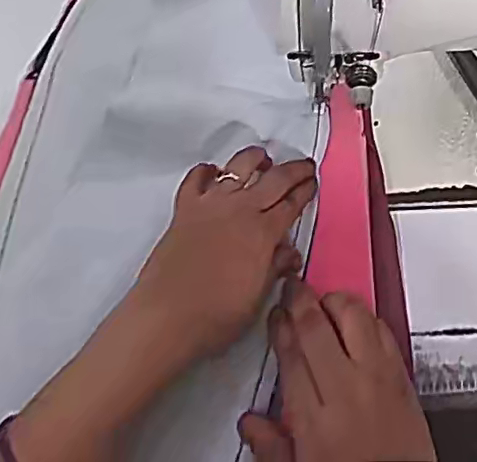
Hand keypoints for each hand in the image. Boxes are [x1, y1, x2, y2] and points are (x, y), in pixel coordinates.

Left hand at [129, 146, 317, 364]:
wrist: (164, 319)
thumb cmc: (214, 317)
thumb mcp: (256, 299)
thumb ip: (275, 268)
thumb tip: (290, 253)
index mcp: (263, 233)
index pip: (292, 203)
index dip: (305, 191)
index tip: (312, 183)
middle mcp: (240, 210)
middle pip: (275, 179)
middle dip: (294, 169)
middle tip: (304, 166)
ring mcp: (211, 204)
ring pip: (238, 167)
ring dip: (254, 158)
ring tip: (263, 158)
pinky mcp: (185, 208)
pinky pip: (197, 178)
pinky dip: (206, 171)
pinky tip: (212, 172)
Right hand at [239, 282, 435, 461]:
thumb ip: (273, 448)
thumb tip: (251, 423)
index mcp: (314, 420)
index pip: (291, 354)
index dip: (280, 326)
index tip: (276, 314)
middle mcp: (346, 391)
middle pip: (317, 326)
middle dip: (300, 299)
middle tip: (292, 289)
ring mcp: (377, 378)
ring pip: (353, 316)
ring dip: (335, 301)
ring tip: (324, 302)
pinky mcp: (402, 375)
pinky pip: (382, 329)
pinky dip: (366, 317)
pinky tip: (356, 321)